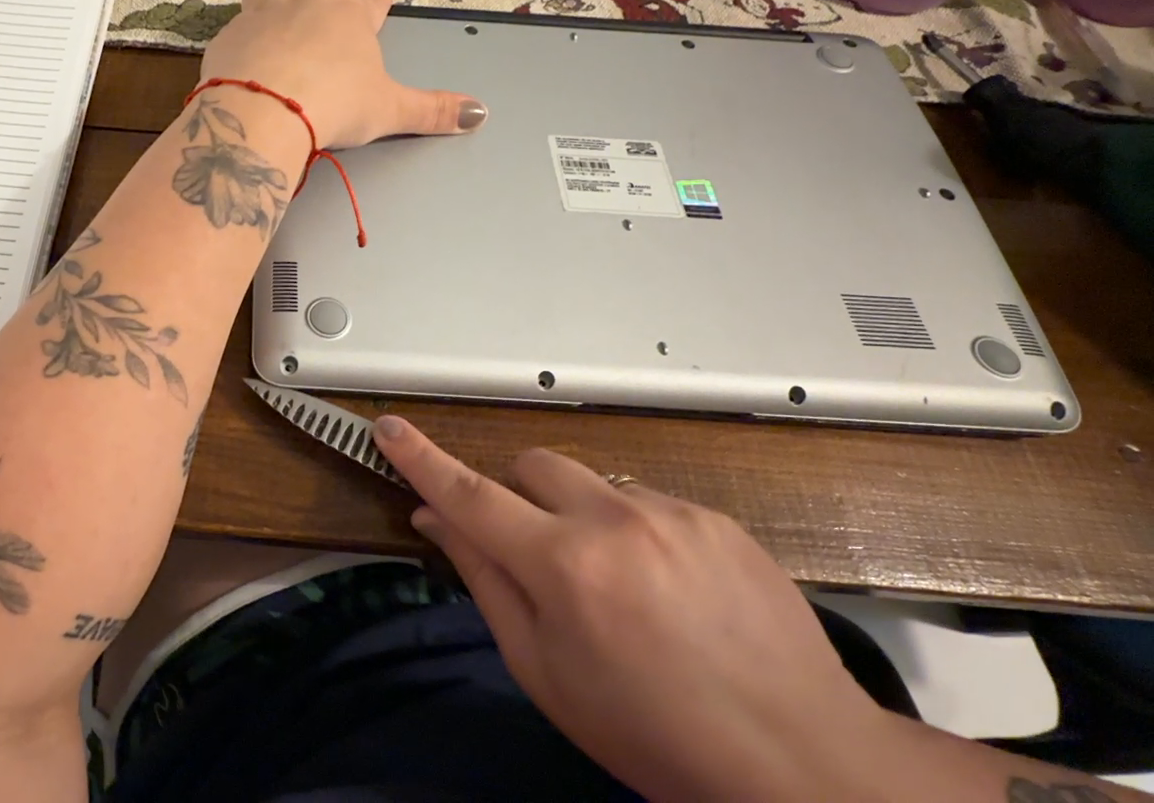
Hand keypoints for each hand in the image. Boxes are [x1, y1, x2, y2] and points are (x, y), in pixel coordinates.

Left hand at [200, 0, 486, 148]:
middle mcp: (308, 2)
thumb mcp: (389, 110)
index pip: (372, 3)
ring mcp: (264, 12)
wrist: (266, 108)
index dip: (379, 3)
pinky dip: (242, 29)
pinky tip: (241, 42)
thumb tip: (481, 113)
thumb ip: (432, 110)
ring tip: (275, 2)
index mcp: (351, 17)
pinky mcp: (229, 33)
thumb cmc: (334, 104)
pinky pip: (236, 19)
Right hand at [373, 417, 893, 802]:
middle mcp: (615, 520)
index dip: (421, 460)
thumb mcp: (542, 671)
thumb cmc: (648, 731)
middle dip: (516, 497)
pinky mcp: (718, 518)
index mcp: (562, 565)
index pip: (469, 495)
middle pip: (531, 465)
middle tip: (535, 555)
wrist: (799, 760)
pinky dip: (633, 528)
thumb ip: (483, 581)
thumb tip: (435, 520)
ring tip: (616, 584)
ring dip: (578, 514)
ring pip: (591, 482)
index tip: (388, 427)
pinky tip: (667, 589)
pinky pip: (647, 500)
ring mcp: (673, 512)